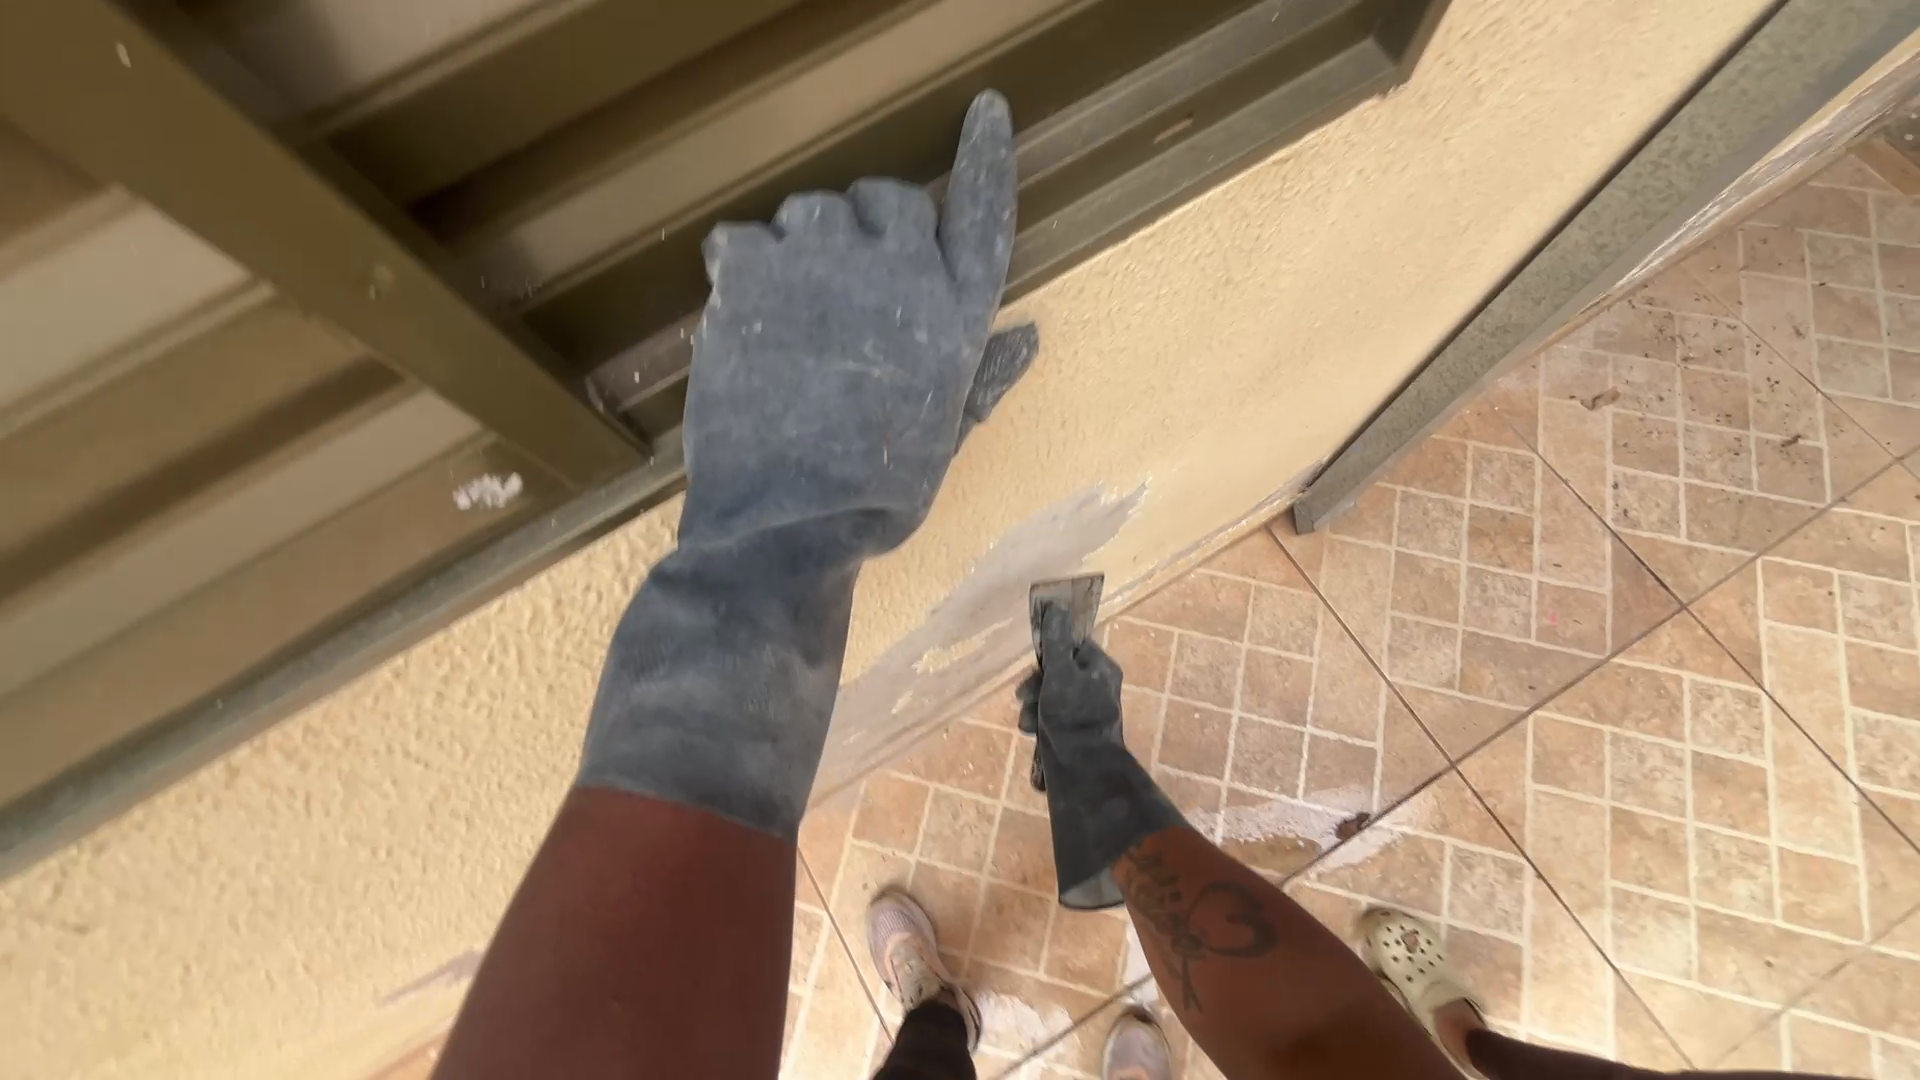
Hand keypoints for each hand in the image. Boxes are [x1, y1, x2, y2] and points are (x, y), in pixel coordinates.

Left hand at [681, 91, 1021, 557]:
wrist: (788, 522)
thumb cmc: (876, 493)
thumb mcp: (944, 437)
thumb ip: (984, 377)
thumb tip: (1028, 334)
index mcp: (952, 320)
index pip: (982, 219)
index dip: (986, 162)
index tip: (985, 111)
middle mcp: (898, 277)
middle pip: (890, 200)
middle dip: (872, 221)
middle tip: (847, 273)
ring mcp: (823, 268)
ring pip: (811, 211)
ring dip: (804, 246)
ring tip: (794, 310)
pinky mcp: (753, 276)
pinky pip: (744, 238)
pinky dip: (743, 270)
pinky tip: (748, 319)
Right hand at [1017, 604, 1124, 755]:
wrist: (1081, 770)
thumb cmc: (1073, 715)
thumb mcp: (1060, 673)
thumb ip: (1055, 642)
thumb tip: (1057, 606)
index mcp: (1100, 669)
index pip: (1074, 644)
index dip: (1051, 649)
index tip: (1035, 658)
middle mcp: (1093, 686)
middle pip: (1056, 669)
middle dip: (1035, 683)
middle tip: (1023, 694)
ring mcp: (1081, 710)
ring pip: (1047, 694)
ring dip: (1032, 703)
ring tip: (1026, 719)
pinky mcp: (1068, 730)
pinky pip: (1047, 715)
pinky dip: (1036, 720)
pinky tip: (1029, 730)